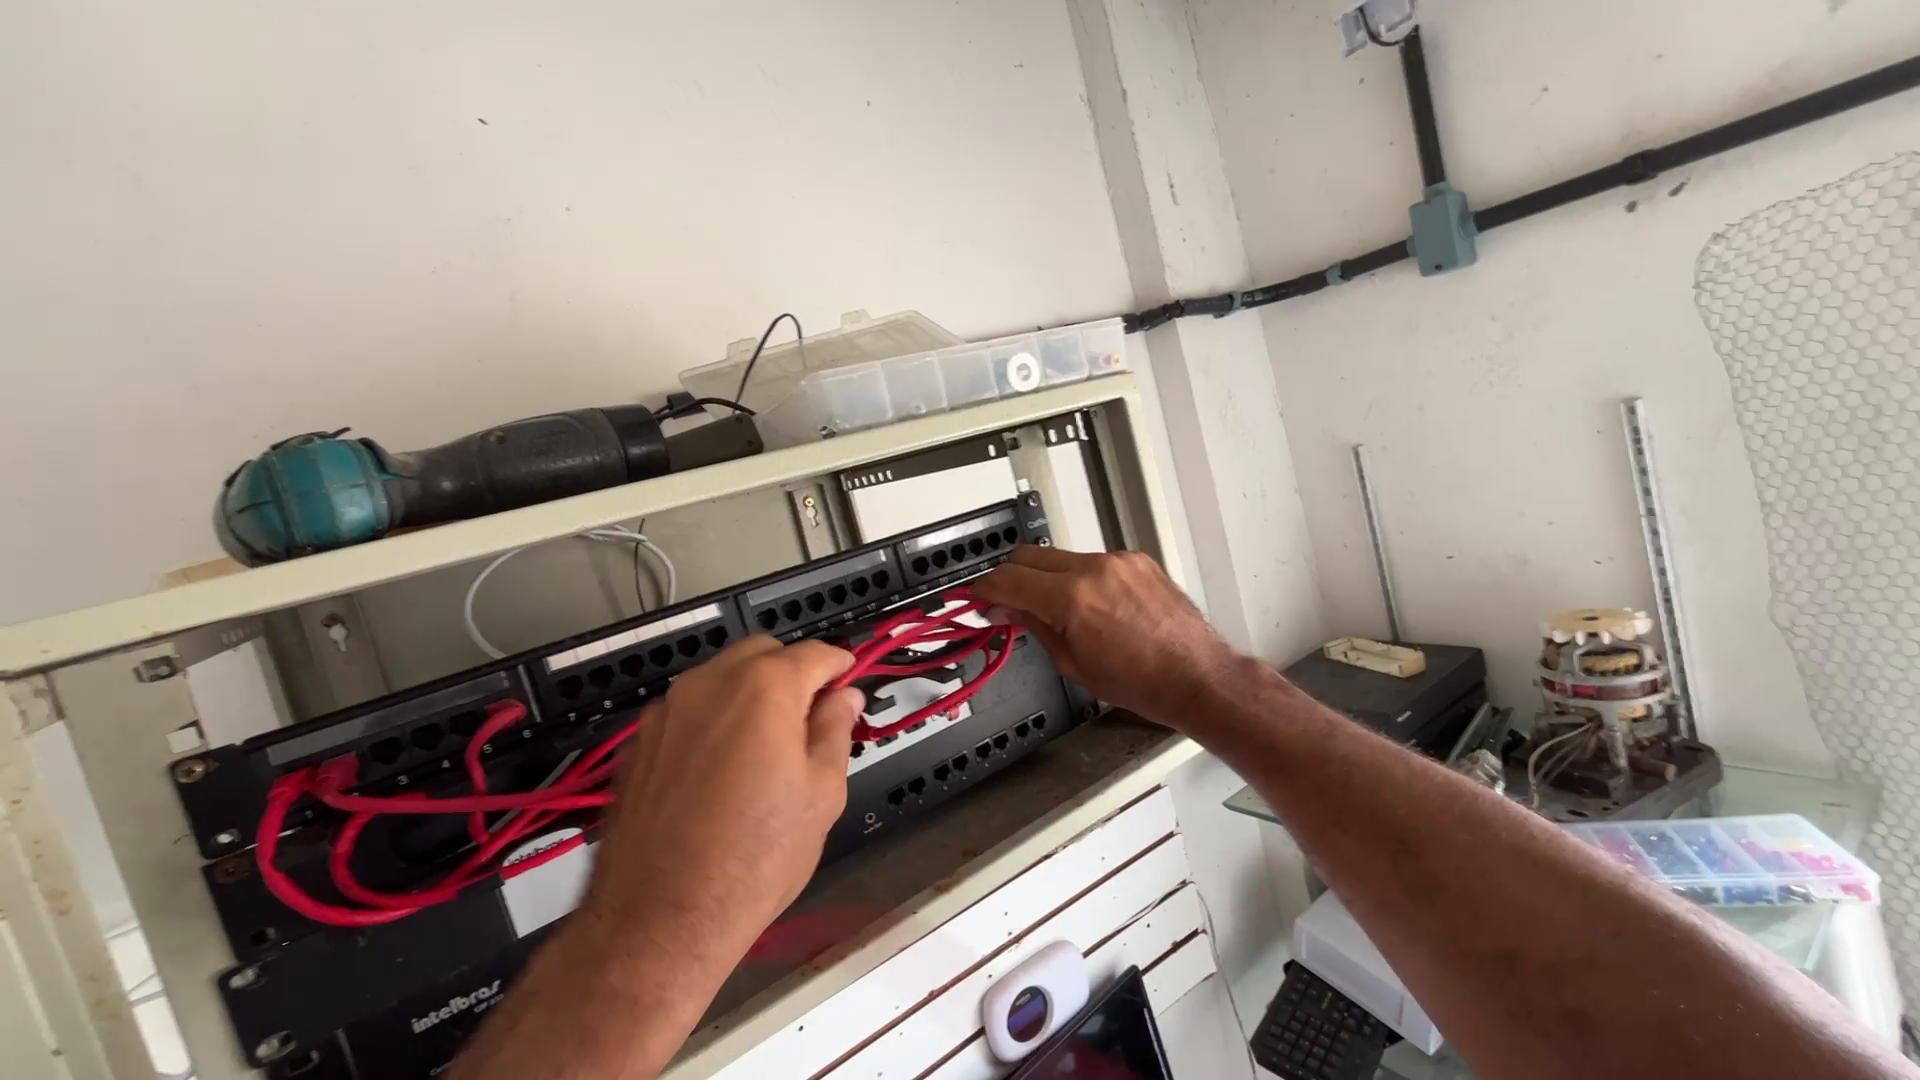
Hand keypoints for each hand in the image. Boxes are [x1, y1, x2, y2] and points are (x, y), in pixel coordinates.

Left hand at [582, 637, 862, 954]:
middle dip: (792, 672)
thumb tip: (843, 699)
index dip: (839, 664)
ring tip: (768, 747)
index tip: (848, 678)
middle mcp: (709, 685)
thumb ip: (835, 731)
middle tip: (812, 715)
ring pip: (720, 679)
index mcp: (763, 689)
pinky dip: (713, 719)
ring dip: (750, 693)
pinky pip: (688, 712)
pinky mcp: (639, 744)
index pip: (814, 653)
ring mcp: (666, 712)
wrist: (660, 920)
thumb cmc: (753, 860)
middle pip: (762, 654)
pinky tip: (723, 769)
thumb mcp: (821, 794)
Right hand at [973, 547, 1237, 727]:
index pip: (1008, 578)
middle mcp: (1095, 569)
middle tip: (1004, 601)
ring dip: (1046, 576)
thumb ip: (1035, 627)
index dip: (984, 590)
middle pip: (1027, 555)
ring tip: (1051, 609)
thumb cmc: (1144, 681)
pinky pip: (1093, 561)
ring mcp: (1118, 561)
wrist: (1195, 676)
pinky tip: (1088, 605)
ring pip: (1060, 556)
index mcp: (1072, 597)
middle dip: (1009, 577)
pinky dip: (1080, 577)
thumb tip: (1010, 610)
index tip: (979, 598)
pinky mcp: (1136, 561)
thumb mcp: (1072, 664)